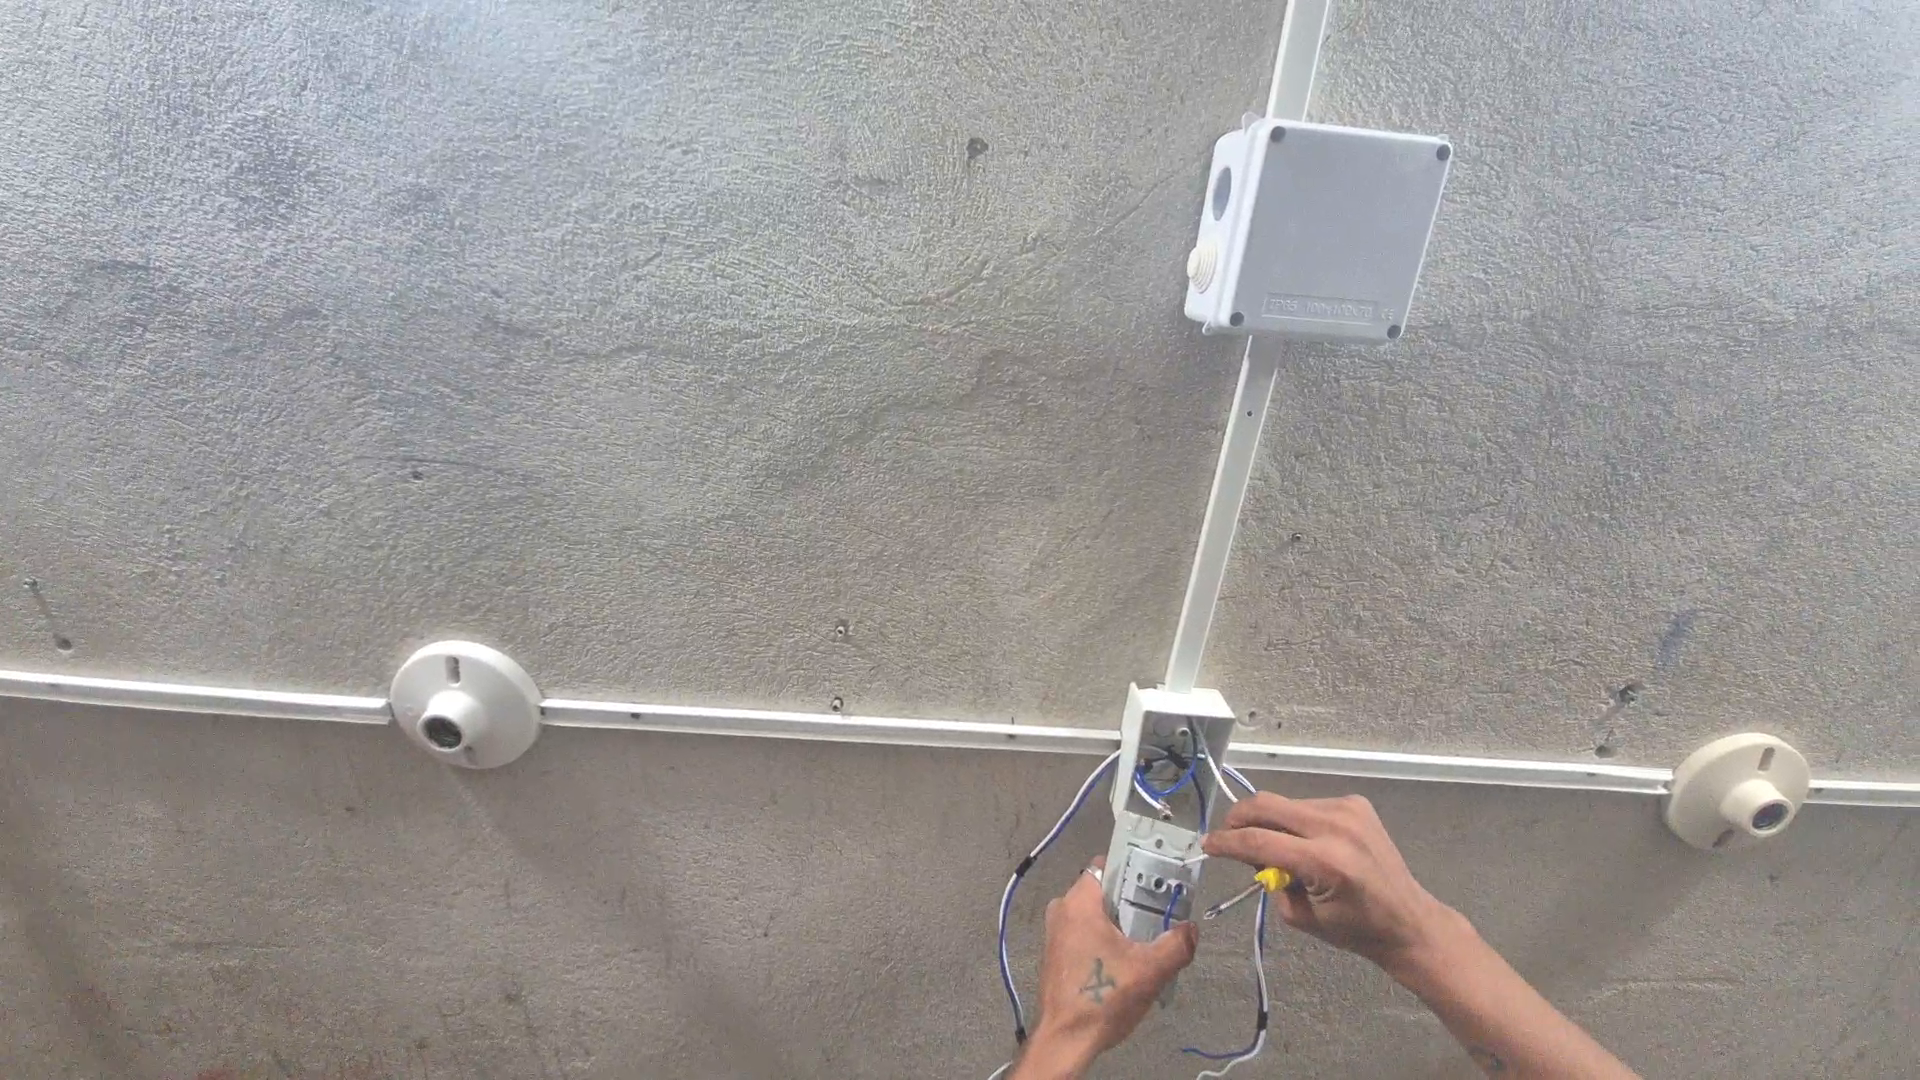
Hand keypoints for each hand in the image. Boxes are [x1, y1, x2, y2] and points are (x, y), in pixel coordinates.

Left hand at [1012, 859, 1198, 1077]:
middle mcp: (1061, 908)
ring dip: (1117, 923)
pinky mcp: (1055, 952)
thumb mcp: (1149, 971)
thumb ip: (1176, 945)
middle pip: (1102, 891)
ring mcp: (1054, 931)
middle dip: (1129, 901)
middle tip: (1155, 916)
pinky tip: (1121, 960)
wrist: (1065, 1039)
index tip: (1154, 884)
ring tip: (1144, 940)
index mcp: (1078, 901)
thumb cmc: (1103, 996)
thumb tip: (1191, 928)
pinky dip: (1101, 938)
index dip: (1131, 870)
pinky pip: (1082, 932)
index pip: (1106, 866)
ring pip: (1092, 914)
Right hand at [1202, 793, 1460, 974]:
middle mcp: (1335, 826)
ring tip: (1278, 847)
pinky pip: (1305, 804)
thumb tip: (1251, 854)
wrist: (1410, 921)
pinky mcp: (1354, 802)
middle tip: (1228, 834)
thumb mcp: (1302, 915)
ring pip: (1283, 803)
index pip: (1258, 841)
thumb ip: (1270, 881)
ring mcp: (1347, 809)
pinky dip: (1294, 820)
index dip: (1226, 842)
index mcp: (1324, 862)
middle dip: (1238, 818)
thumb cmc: (1355, 929)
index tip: (1207, 844)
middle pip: (1265, 805)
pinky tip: (1306, 840)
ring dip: (1269, 821)